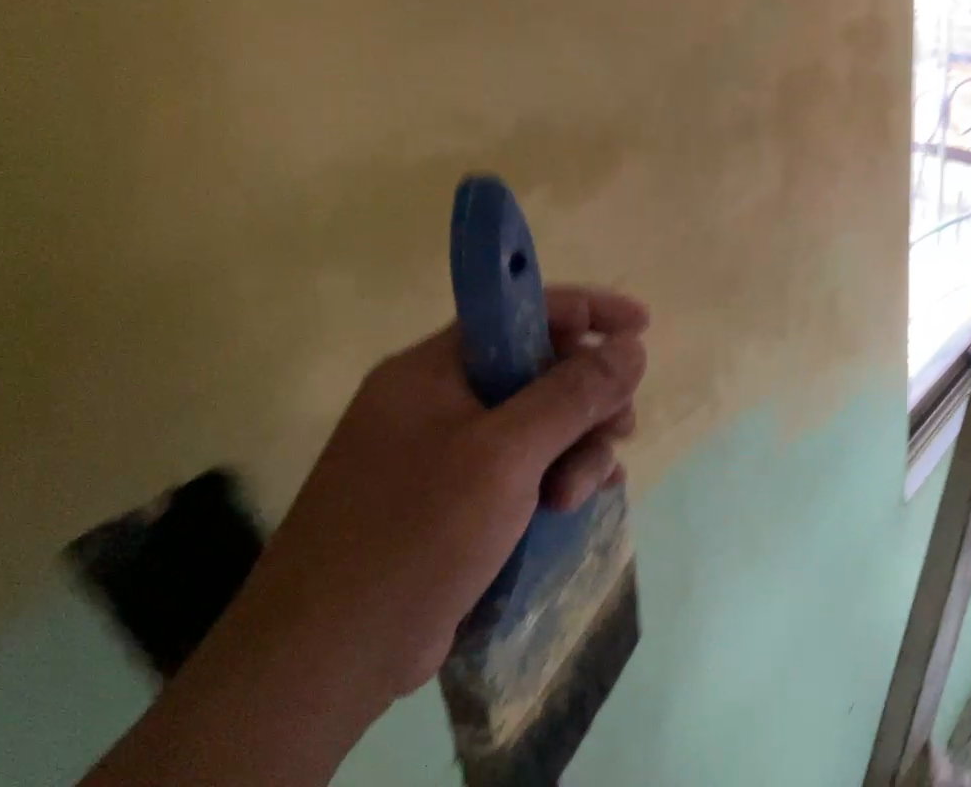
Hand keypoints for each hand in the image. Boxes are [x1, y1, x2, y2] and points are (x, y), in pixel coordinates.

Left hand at [81, 285, 649, 786]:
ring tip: (573, 498)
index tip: (643, 328)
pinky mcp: (459, 504)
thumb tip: (632, 346)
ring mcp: (448, 456)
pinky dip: (561, 479)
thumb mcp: (504, 456)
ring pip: (544, 427)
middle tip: (616, 436)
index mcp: (432, 371)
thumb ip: (573, 394)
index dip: (587, 312)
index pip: (520, 312)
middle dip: (589, 402)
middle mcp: (440, 403)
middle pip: (542, 372)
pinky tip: (581, 504)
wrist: (327, 657)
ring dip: (577, 452)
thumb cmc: (413, 536)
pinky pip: (531, 469)